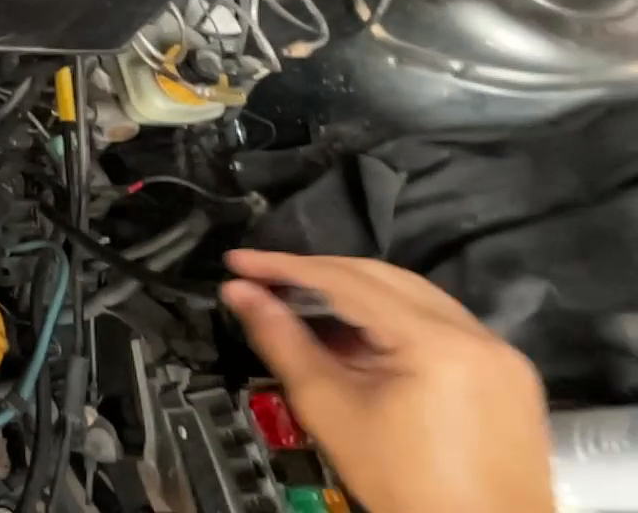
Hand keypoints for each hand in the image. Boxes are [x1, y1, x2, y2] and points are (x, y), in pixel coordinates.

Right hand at [222, 250, 552, 512]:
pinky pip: (432, 318)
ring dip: (348, 287)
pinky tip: (348, 326)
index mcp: (437, 344)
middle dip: (315, 271)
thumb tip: (238, 291)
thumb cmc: (402, 479)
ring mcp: (497, 354)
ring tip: (296, 296)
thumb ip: (280, 338)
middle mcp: (477, 337)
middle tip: (262, 276)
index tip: (237, 261)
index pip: (345, 281)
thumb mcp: (327, 405)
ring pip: (407, 292)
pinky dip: (383, 312)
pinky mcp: (502, 372)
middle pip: (380, 277)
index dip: (284, 266)